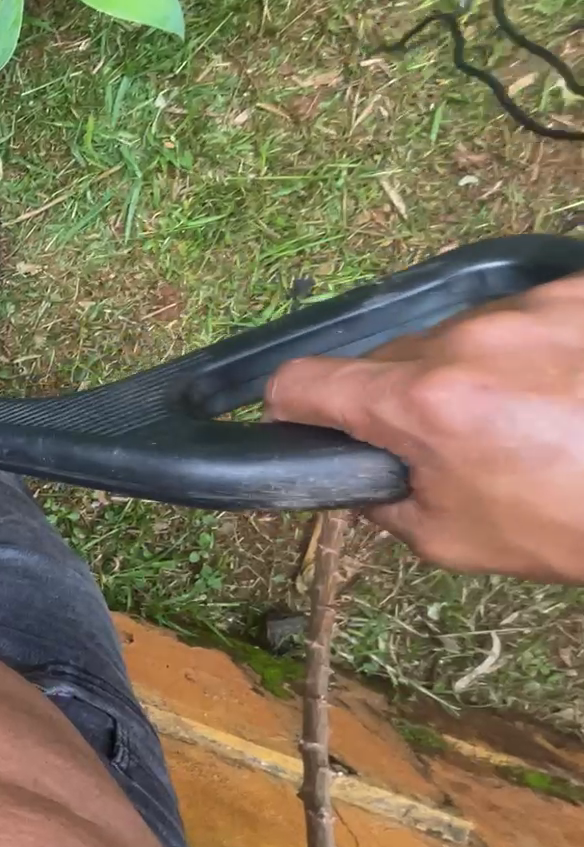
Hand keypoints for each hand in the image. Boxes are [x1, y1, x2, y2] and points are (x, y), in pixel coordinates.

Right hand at [265, 273, 583, 582]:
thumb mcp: (453, 538)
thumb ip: (380, 497)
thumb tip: (358, 467)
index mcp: (422, 402)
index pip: (298, 381)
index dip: (291, 407)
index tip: (312, 426)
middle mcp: (469, 340)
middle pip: (383, 359)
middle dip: (400, 396)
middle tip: (458, 438)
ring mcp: (539, 308)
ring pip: (456, 335)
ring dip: (471, 369)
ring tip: (541, 409)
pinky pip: (527, 316)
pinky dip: (536, 346)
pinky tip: (578, 383)